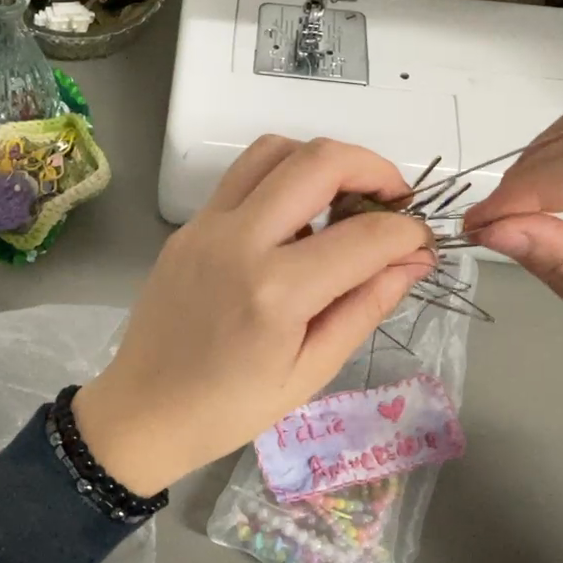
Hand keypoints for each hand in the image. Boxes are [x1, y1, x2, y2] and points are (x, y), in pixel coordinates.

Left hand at [75, 137, 434, 495]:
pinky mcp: (187, 228)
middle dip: (374, 169)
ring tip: (342, 202)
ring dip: (321, 162)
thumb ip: (365, 306)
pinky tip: (294, 225)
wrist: (143, 412)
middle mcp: (238, 242)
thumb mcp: (311, 371)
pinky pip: (241, 179)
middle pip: (319, 161)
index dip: (408, 233)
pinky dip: (281, 181)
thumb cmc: (228, 410)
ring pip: (273, 150)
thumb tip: (412, 259)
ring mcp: (205, 227)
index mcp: (275, 292)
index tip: (420, 244)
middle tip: (393, 202)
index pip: (365, 235)